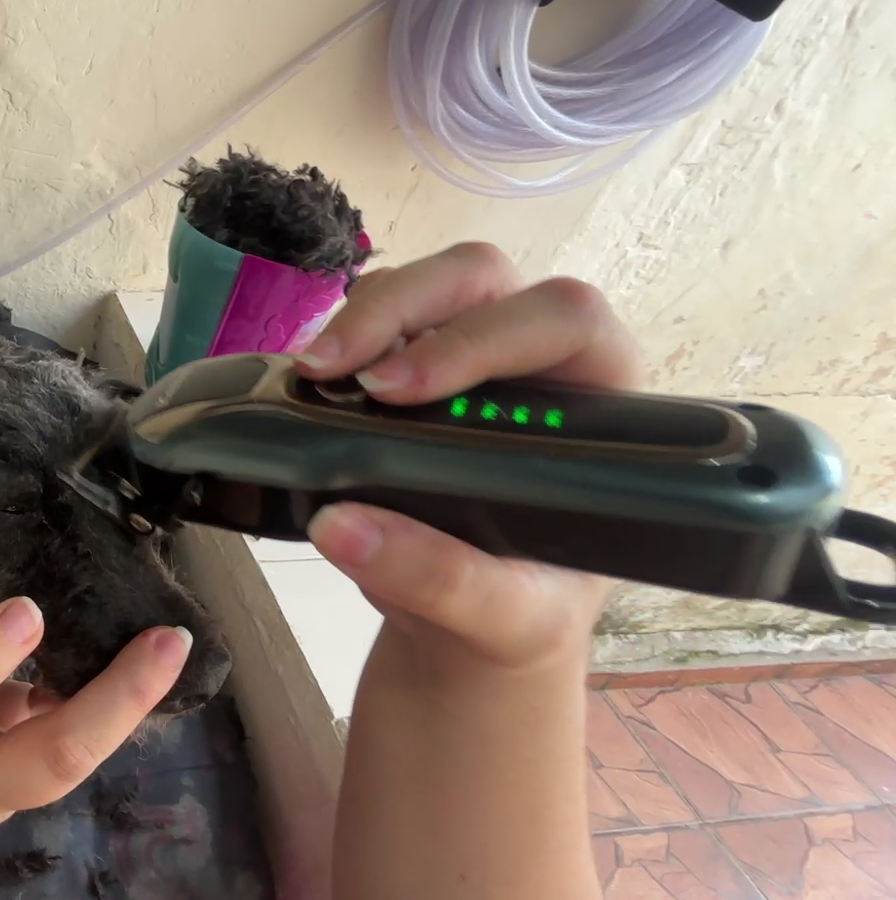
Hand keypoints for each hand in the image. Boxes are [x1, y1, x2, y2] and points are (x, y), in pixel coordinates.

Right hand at [294, 243, 640, 672]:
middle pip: (478, 278)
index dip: (478, 339)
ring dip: (358, 318)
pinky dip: (331, 341)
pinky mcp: (395, 373)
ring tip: (311, 372)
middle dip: (400, 307)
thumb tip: (340, 524)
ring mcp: (455, 362)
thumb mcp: (503, 618)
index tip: (395, 390)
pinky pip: (366, 324)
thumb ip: (439, 578)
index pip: (560, 322)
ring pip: (415, 288)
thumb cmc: (514, 611)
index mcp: (595, 405)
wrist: (464, 622)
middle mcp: (528, 365)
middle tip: (332, 367)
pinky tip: (304, 380)